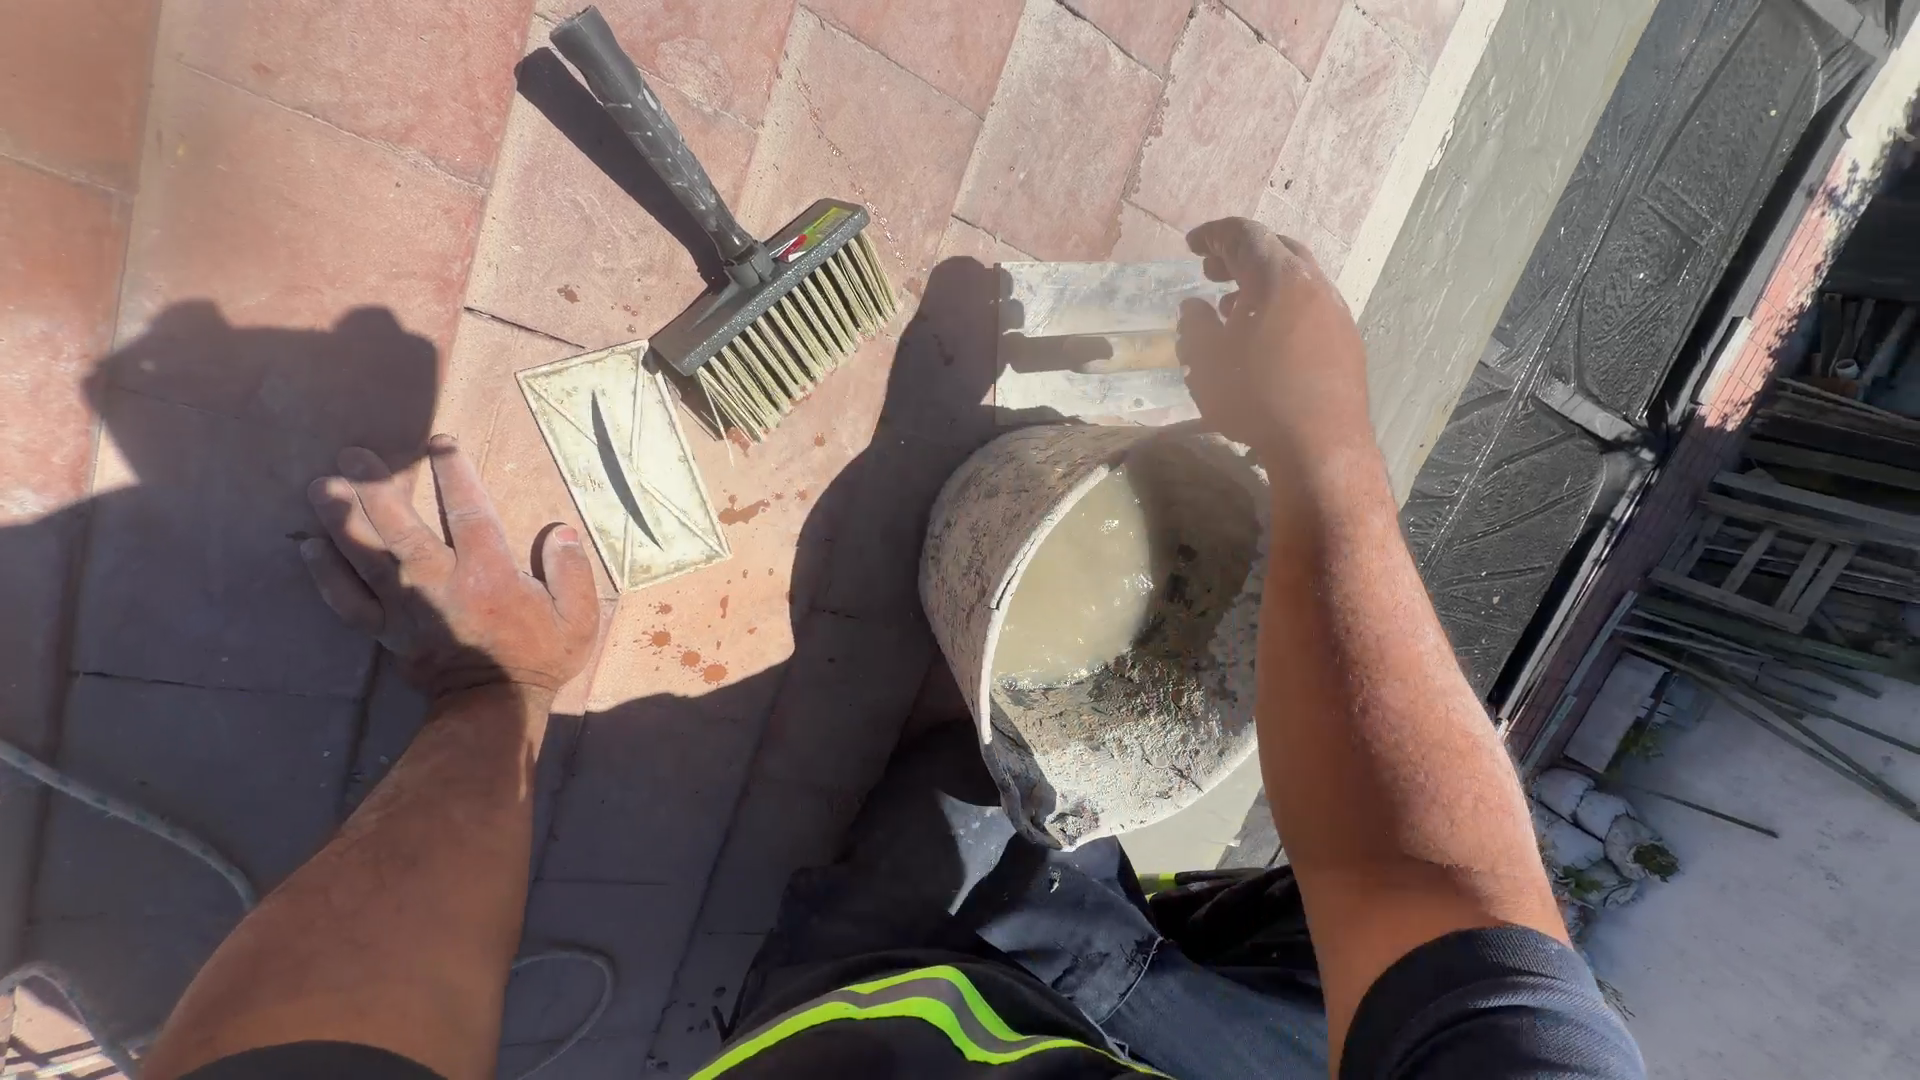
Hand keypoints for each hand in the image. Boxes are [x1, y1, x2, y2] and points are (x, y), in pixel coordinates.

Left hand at [300, 435, 600, 700]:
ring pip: (363, 554)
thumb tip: (562, 531)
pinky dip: (324, 573)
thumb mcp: (578, 618)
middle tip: (353, 453)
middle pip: (399, 524)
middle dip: (377, 485)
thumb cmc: (540, 658)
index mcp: (487, 572)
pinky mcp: (384, 631)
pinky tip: (308, 548)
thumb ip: (572, 572)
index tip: (441, 444)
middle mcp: (437, 580)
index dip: (454, 474)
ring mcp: (404, 606)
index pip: (468, 511)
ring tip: (320, 486)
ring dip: (339, 518)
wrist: (494, 709)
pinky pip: (345, 599)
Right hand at [1177, 218, 1371, 461]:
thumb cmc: (1255, 397)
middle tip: (1212, 271)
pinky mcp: (1345, 341)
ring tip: (1233, 308)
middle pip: (1276, 249)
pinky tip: (1264, 338)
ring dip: (1261, 284)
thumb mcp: (1207, 361)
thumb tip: (1196, 306)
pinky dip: (1281, 307)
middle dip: (1240, 255)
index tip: (1192, 246)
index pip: (1244, 236)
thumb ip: (1196, 325)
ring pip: (1295, 279)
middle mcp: (1313, 284)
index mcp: (1277, 279)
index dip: (1213, 235)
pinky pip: (1308, 307)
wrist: (1319, 443)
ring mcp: (1335, 312)